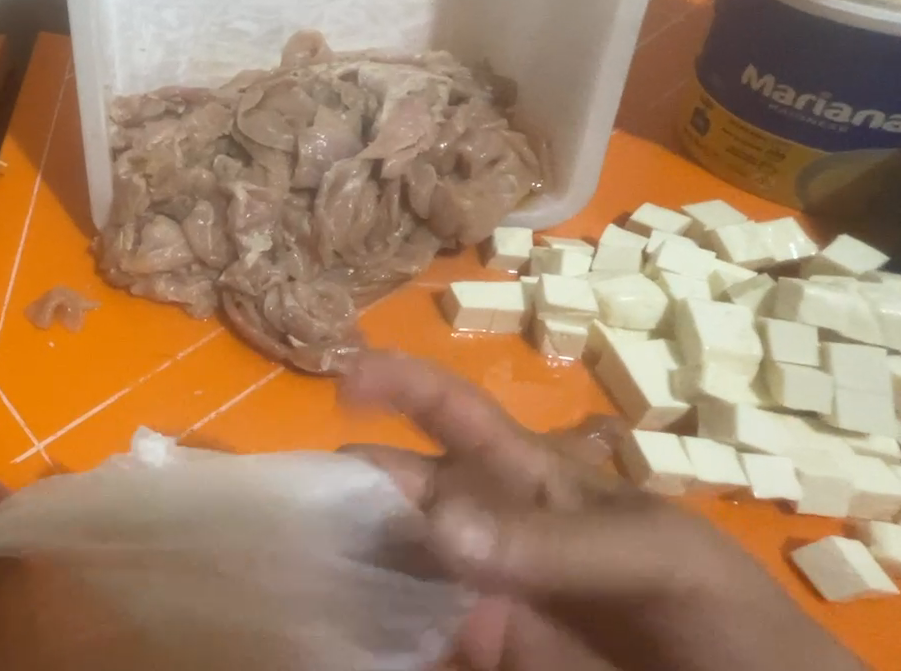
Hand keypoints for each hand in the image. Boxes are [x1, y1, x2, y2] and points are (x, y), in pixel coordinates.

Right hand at [340, 352, 866, 670]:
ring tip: (305, 573)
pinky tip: (336, 625)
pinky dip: (359, 625)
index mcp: (515, 474)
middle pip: (383, 487)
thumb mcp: (656, 557)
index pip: (444, 407)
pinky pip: (392, 630)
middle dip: (338, 488)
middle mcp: (469, 522)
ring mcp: (461, 589)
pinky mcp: (461, 648)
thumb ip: (551, 539)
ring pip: (374, 556)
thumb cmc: (717, 612)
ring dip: (336, 558)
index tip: (340, 380)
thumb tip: (434, 528)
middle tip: (307, 519)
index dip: (391, 378)